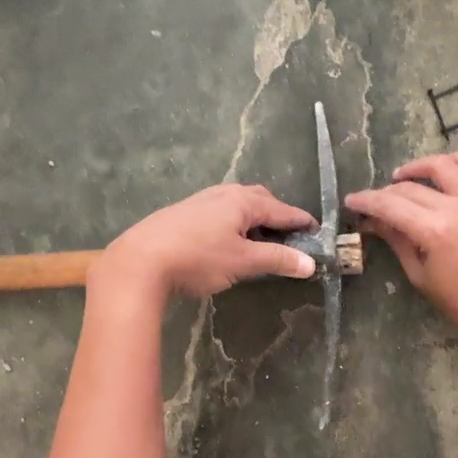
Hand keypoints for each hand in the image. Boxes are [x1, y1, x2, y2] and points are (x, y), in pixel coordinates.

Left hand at [95, 184, 317, 297]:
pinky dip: (233, 222)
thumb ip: (277, 260)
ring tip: (259, 238)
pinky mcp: (183, 213)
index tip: (316, 230)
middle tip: (288, 235)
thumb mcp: (244, 261)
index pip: (281, 209)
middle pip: (258, 199)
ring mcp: (200, 201)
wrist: (141, 260)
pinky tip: (227, 239)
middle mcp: (223, 193)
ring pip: (236, 204)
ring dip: (252, 218)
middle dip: (276, 214)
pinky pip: (219, 212)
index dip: (300, 221)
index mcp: (243, 201)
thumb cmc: (199, 258)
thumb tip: (310, 264)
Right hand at [345, 153, 457, 339]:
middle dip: (385, 193)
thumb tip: (375, 222)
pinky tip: (442, 168)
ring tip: (402, 177)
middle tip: (374, 204)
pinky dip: (457, 160)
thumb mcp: (421, 276)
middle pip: (411, 188)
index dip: (366, 201)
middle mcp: (456, 208)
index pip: (390, 206)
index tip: (351, 201)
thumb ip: (398, 242)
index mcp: (434, 231)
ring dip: (417, 167)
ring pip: (442, 166)